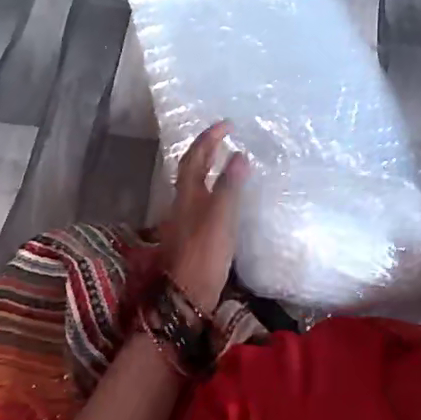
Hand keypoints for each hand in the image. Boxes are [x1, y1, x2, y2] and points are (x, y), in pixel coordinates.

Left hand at [160, 121, 248, 311]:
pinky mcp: (192, 237)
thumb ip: (229, 186)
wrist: (186, 295)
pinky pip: (201, 202)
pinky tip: (224, 200)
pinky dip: (213, 190)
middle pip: (190, 169)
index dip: (209, 138)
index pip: (196, 157)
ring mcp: (185, 221)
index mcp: (188, 195)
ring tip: (226, 163)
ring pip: (194, 186)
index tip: (227, 124)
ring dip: (208, 170)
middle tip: (224, 138)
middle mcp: (182, 204)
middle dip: (206, 150)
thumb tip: (238, 155)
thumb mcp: (220, 218)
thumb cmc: (204, 255)